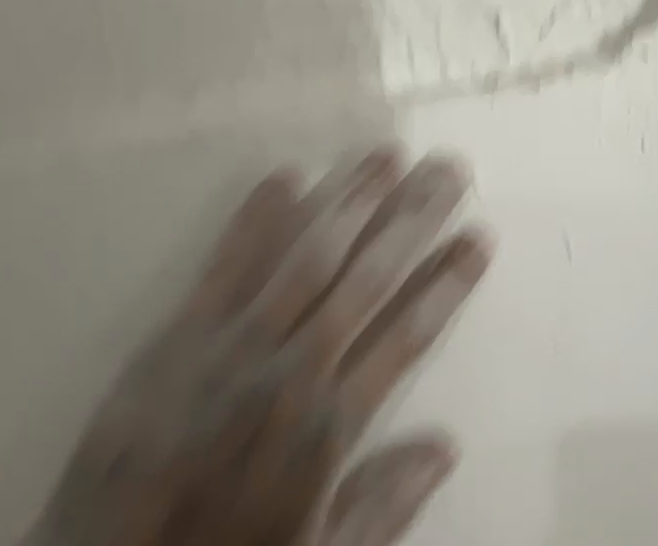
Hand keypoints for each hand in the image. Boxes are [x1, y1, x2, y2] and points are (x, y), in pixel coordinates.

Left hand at [26, 147, 493, 545]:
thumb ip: (385, 504)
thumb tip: (447, 446)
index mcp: (330, 422)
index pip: (408, 334)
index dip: (448, 282)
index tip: (479, 236)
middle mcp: (293, 366)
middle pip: (367, 276)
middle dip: (413, 218)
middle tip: (449, 167)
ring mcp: (233, 342)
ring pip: (306, 254)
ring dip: (351, 200)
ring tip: (387, 153)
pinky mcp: (177, 333)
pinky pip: (226, 263)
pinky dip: (258, 217)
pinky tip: (288, 174)